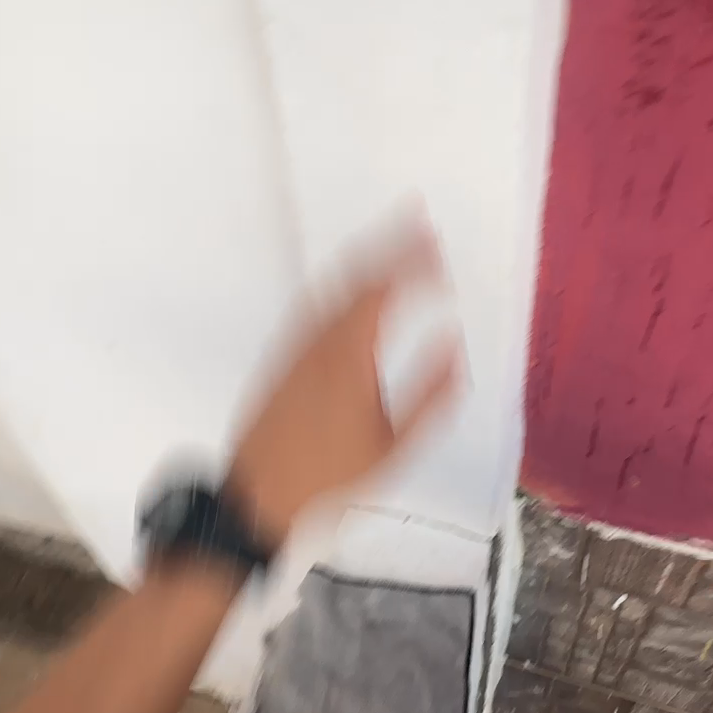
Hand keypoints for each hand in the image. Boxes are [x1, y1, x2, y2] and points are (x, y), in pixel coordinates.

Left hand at [229, 228, 462, 543]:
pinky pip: (316, 302)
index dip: (415, 265)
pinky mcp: (284, 354)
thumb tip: (454, 345)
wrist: (258, 490)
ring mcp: (297, 343)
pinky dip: (342, 280)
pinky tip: (354, 286)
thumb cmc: (330, 473)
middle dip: (393, 243)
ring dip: (367, 257)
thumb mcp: (394, 445)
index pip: (386, 292)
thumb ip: (430, 394)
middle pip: (359, 274)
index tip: (441, 251)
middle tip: (422, 221)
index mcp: (350, 356)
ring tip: (394, 239)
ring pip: (334, 283)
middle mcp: (320, 338)